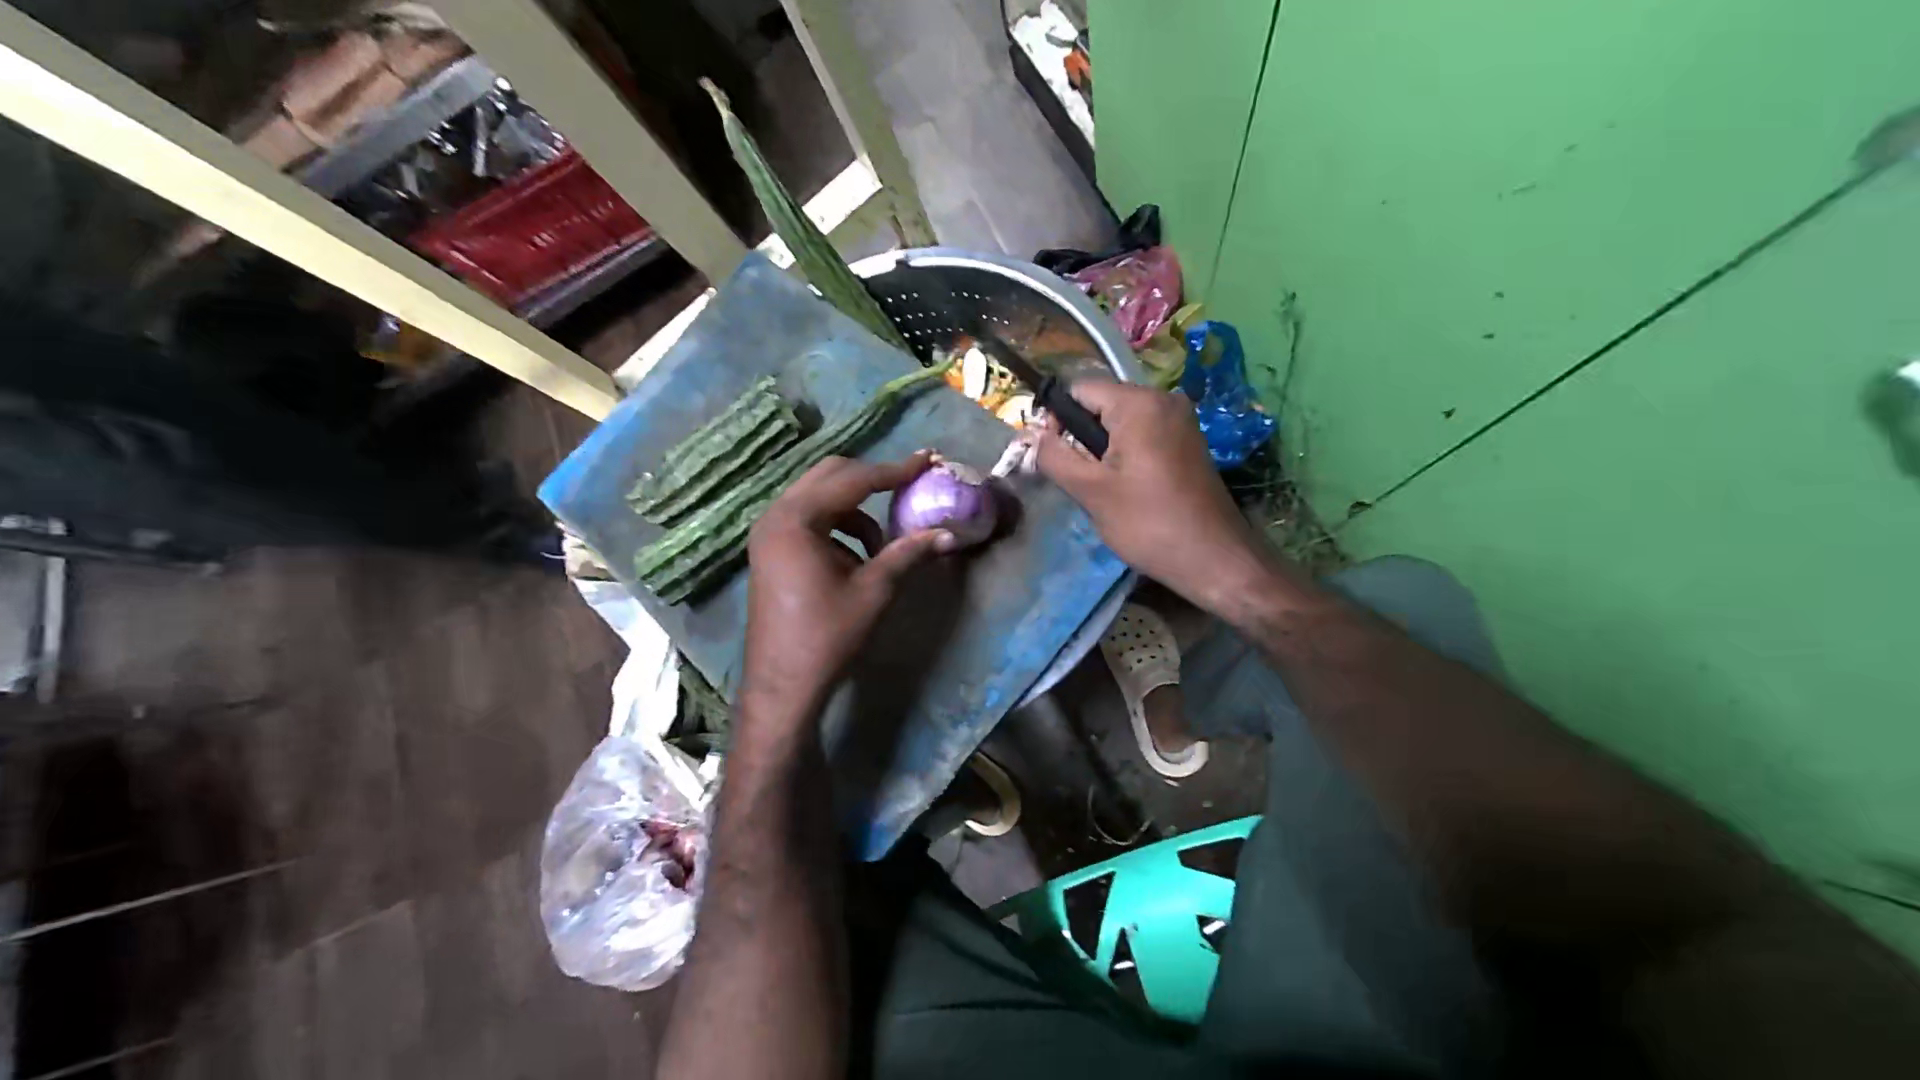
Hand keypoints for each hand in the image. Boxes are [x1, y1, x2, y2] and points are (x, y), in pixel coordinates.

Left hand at [741, 453, 951, 729]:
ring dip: (855, 509)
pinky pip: (808, 519)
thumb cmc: (828, 636)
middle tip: (909, 488)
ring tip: (882, 546)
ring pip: (819, 497)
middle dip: (872, 480)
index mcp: (797, 519)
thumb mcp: (874, 590)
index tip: (927, 460)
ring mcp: (768, 532)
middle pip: (830, 476)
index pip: (854, 480)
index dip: (895, 470)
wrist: (783, 684)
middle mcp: (775, 515)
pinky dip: (837, 526)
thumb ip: (908, 553)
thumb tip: (948, 534)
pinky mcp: (770, 548)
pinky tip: (856, 559)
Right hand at [1036, 381, 1272, 610]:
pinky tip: (1126, 487)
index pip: (1079, 389)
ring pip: (1121, 420)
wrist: (1214, 558)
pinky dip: (1125, 453)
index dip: (1056, 418)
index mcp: (1139, 403)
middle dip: (1080, 435)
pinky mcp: (1188, 440)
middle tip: (1077, 477)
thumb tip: (1034, 435)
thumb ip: (1055, 456)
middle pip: (1101, 402)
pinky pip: (1143, 433)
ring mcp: (1180, 419)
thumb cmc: (1148, 522)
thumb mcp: (1090, 491)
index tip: (1054, 456)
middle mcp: (1163, 399)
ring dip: (1102, 448)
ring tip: (1101, 487)